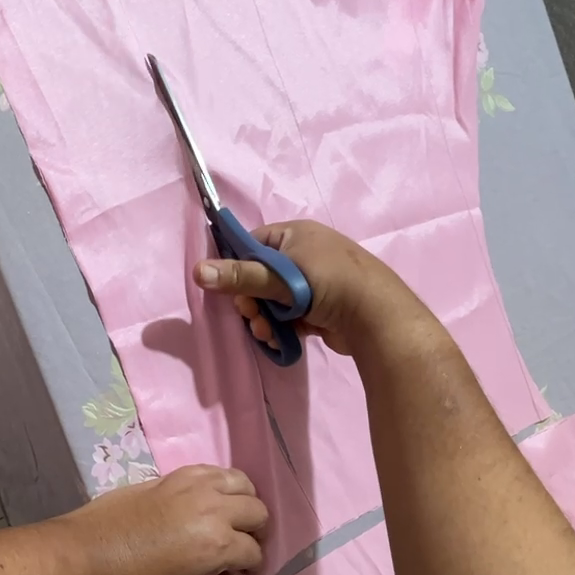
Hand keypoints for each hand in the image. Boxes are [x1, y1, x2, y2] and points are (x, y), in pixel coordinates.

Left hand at [58, 464, 267, 574]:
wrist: (87, 553)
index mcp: (218, 544)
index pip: (254, 552)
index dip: (253, 566)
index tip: (246, 574)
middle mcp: (214, 509)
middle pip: (257, 511)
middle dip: (256, 532)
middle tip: (242, 545)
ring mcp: (194, 486)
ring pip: (241, 482)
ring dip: (243, 501)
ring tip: (231, 517)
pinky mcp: (175, 474)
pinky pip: (212, 470)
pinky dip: (220, 483)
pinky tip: (209, 499)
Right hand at [194, 220, 432, 356]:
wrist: (377, 319)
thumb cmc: (329, 286)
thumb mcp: (281, 278)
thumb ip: (240, 277)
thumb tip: (197, 271)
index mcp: (296, 235)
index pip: (253, 246)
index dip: (238, 268)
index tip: (231, 290)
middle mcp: (304, 254)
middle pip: (260, 278)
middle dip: (252, 301)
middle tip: (253, 316)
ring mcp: (314, 282)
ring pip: (273, 301)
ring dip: (264, 319)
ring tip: (268, 332)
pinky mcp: (320, 308)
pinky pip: (289, 315)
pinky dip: (282, 328)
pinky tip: (280, 340)